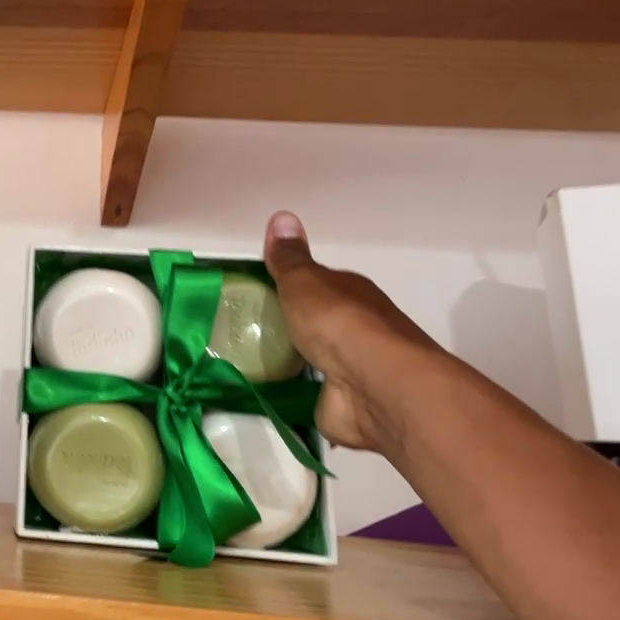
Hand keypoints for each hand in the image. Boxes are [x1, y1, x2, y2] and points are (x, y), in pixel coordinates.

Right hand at [263, 212, 442, 452]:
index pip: (320, 285)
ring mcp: (351, 369)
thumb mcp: (304, 282)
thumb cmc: (338, 323)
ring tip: (247, 361)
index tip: (257, 292)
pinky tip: (264, 394)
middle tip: (244, 328)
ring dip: (292, 362)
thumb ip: (288, 259)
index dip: (292, 285)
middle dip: (290, 325)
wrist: (374, 386)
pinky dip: (292, 395)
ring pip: (314, 359)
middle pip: (317, 322)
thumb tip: (282, 216)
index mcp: (351, 294)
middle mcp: (356, 329)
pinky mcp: (340, 403)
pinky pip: (307, 395)